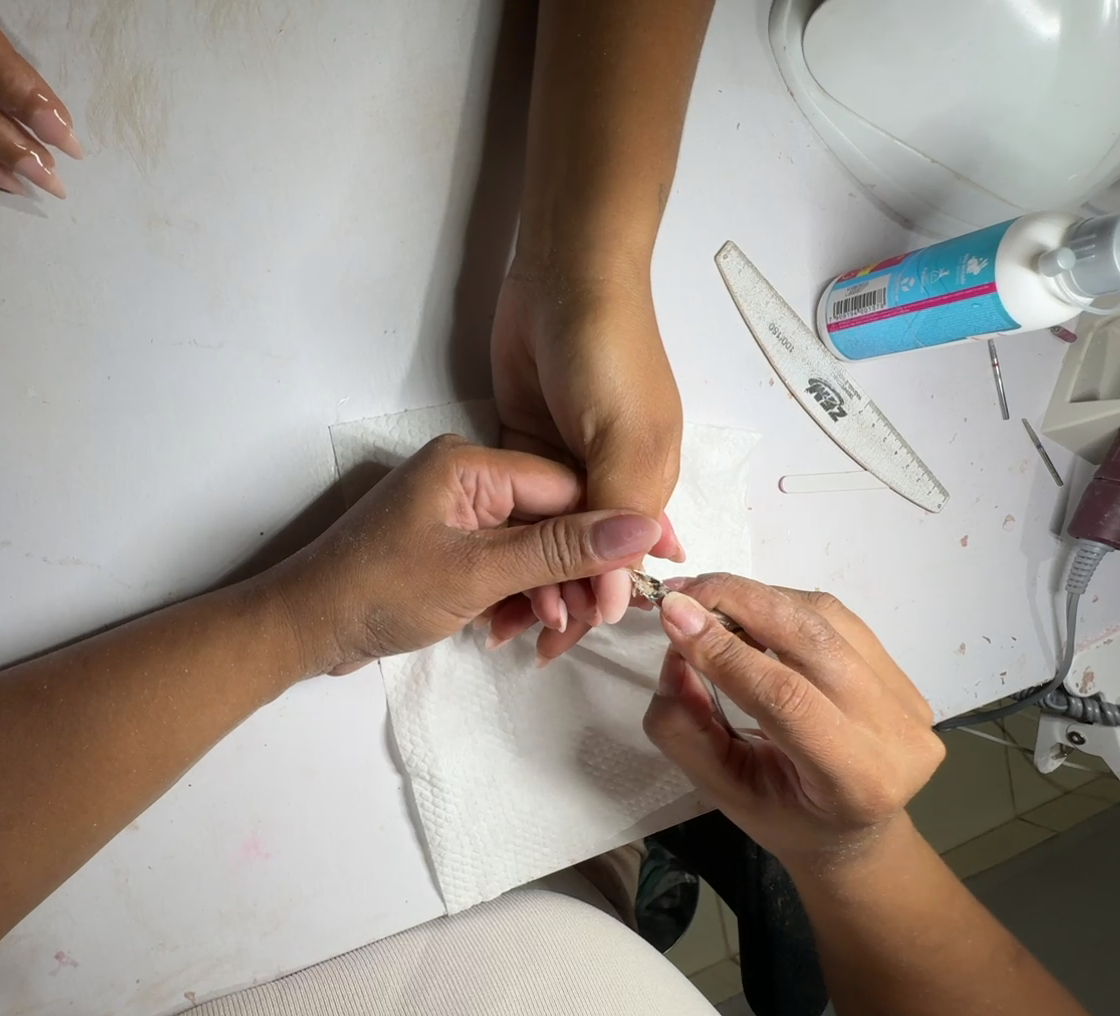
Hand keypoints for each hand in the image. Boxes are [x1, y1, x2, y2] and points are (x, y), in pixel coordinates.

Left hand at [265, 436, 662, 676]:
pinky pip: (498, 560)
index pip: (566, 488)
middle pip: (548, 518)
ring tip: (542, 632)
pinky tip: (511, 627)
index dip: (604, 536)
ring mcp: (453, 512)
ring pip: (526, 545)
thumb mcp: (478, 571)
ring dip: (541, 588)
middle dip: (569, 571)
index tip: (636, 584)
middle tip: (577, 623)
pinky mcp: (444, 543)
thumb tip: (642, 528)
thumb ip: (561, 550)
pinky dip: (511, 592)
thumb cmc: (383, 591)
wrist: (306, 625)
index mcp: (470, 462)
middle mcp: (465, 477)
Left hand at [490, 264, 684, 662]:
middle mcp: (590, 471)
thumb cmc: (597, 358)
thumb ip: (609, 515)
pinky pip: (509, 511)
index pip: (606, 552)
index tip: (560, 638)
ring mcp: (551, 456)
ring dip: (525, 576)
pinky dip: (503, 544)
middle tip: (524, 639)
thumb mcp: (613, 442)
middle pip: (570, 550)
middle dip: (553, 594)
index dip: (586, 592)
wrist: (561, 272)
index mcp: (629, 477)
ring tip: (500, 623)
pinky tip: (491, 580)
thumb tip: (625, 592)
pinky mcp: (515, 442)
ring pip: (536, 536)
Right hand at [643, 575, 943, 875]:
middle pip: (811, 638)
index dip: (723, 650)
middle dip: (736, 602)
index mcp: (855, 779)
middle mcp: (896, 733)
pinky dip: (775, 603)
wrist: (850, 829)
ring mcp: (906, 697)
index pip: (785, 697)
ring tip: (703, 603)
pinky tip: (743, 615)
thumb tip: (674, 656)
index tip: (670, 614)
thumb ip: (683, 728)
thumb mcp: (717, 788)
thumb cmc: (780, 814)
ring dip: (752, 597)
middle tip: (679, 593)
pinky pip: (831, 615)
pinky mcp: (900, 670)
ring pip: (821, 615)